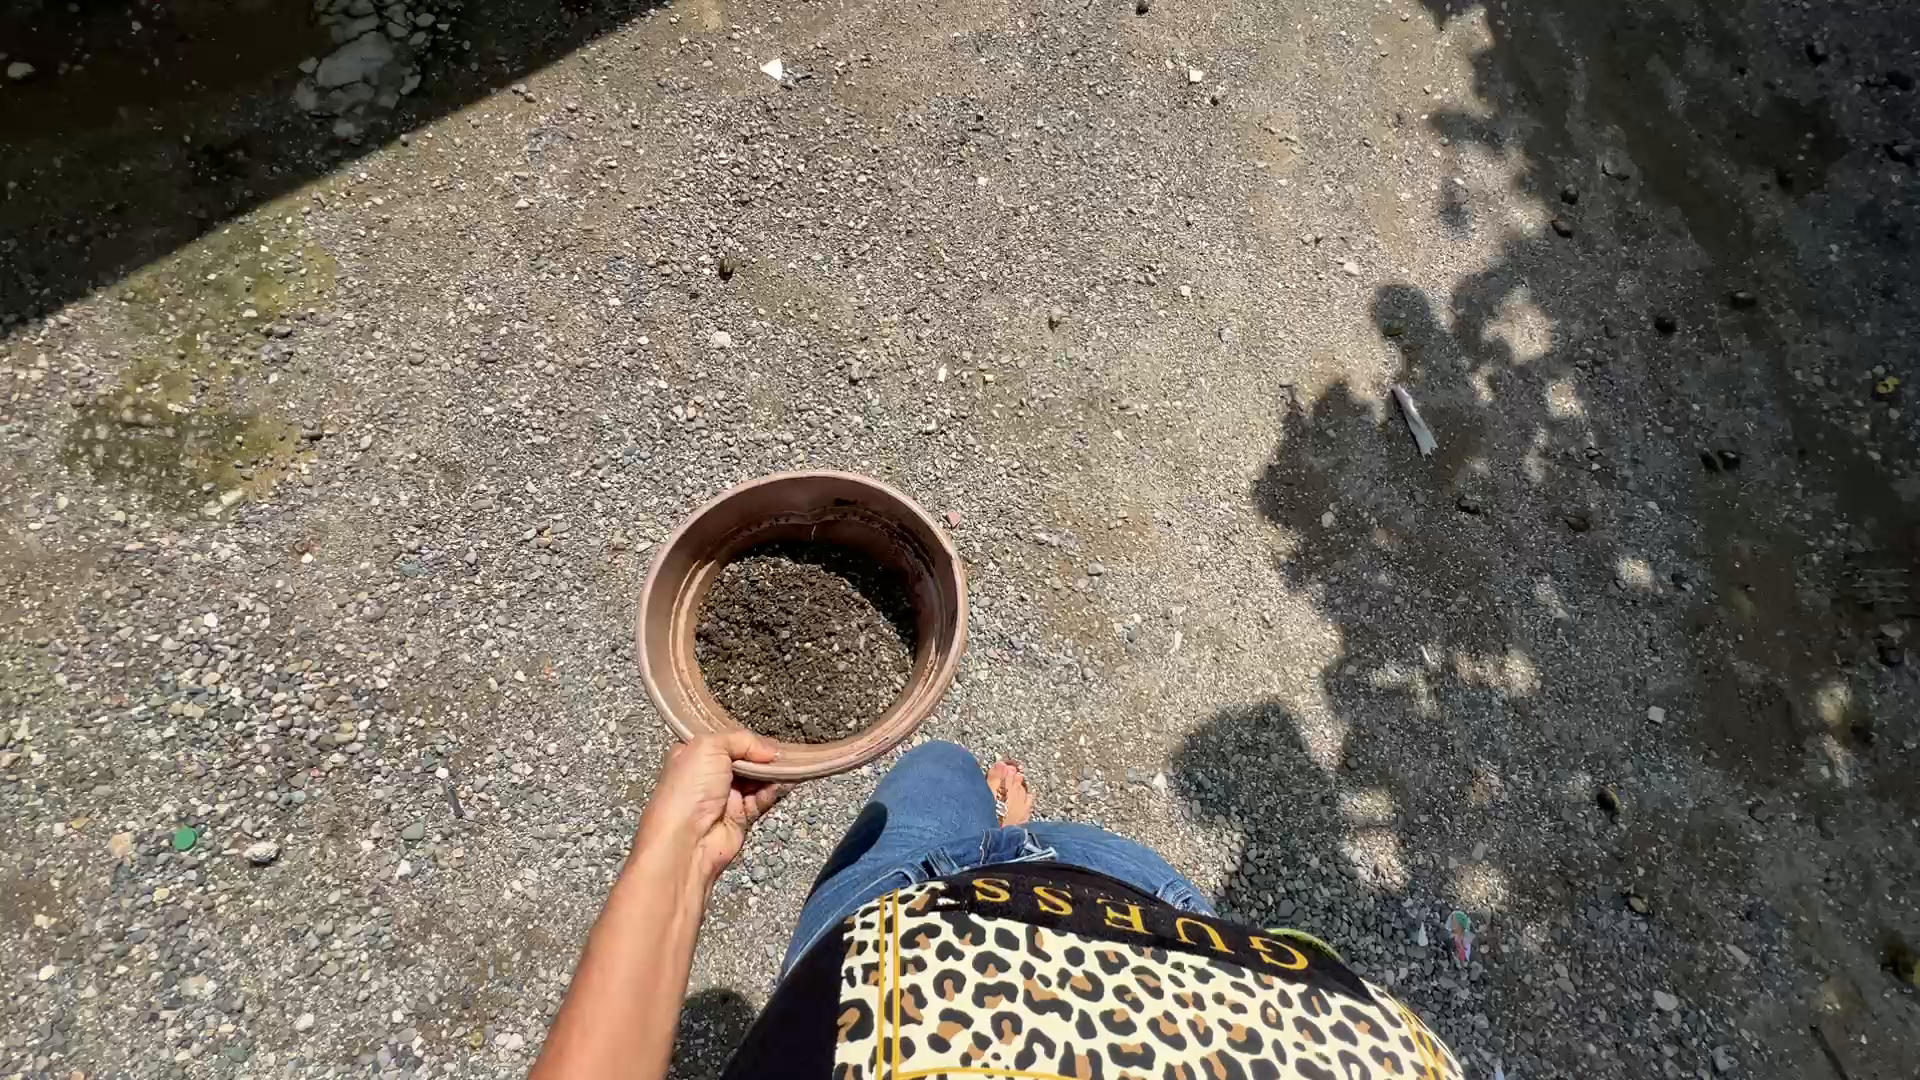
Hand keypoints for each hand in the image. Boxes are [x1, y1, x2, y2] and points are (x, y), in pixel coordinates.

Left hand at [634, 732, 787, 889]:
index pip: (725, 740)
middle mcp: (708, 776)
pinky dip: (773, 791)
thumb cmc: (688, 791)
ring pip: (756, 778)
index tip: (764, 739)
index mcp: (693, 755)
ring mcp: (724, 797)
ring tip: (786, 767)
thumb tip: (769, 750)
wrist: (685, 843)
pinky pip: (762, 799)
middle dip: (762, 755)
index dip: (745, 739)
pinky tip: (782, 783)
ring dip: (771, 772)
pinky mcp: (739, 817)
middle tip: (780, 753)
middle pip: (744, 758)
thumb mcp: (709, 747)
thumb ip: (742, 740)